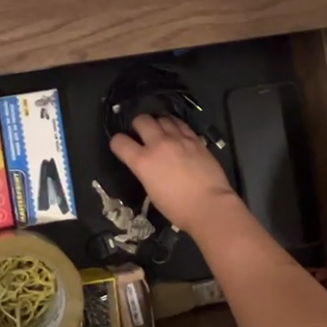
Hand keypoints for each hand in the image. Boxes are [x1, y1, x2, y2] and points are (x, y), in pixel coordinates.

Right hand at [109, 114, 240, 230]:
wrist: (209, 205)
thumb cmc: (177, 208)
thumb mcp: (152, 191)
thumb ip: (146, 171)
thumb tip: (148, 163)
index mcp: (143, 161)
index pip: (120, 142)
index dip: (117, 142)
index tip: (121, 146)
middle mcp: (158, 144)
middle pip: (142, 120)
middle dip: (138, 124)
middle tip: (142, 132)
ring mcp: (179, 139)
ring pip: (163, 118)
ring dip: (158, 123)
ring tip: (161, 130)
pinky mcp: (195, 139)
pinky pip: (181, 124)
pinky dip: (176, 126)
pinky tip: (177, 132)